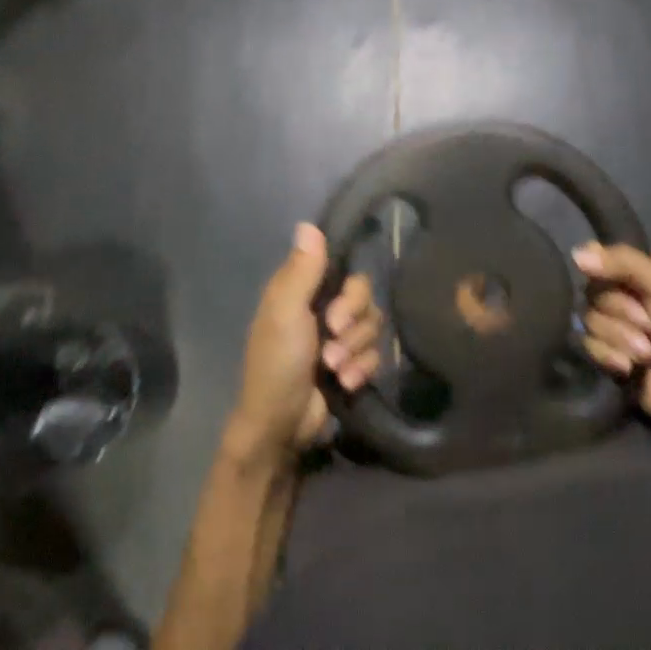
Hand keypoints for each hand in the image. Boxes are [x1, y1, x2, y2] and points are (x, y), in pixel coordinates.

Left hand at [227, 224, 383, 464]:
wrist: (280, 425)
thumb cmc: (276, 364)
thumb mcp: (285, 313)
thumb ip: (301, 271)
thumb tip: (309, 224)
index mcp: (301, 291)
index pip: (344, 269)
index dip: (351, 292)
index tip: (337, 312)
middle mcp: (321, 309)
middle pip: (364, 297)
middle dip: (355, 323)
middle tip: (334, 341)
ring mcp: (336, 339)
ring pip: (372, 326)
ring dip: (356, 351)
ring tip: (335, 370)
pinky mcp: (350, 365)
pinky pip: (374, 354)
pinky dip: (361, 369)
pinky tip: (344, 384)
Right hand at [576, 243, 650, 441]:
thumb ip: (623, 263)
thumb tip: (575, 254)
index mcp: (638, 272)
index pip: (599, 258)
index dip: (605, 274)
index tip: (626, 288)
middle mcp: (622, 294)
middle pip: (592, 292)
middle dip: (620, 314)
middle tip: (649, 328)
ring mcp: (612, 326)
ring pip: (588, 320)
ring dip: (618, 339)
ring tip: (645, 354)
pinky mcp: (604, 353)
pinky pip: (586, 345)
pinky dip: (608, 356)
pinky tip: (628, 368)